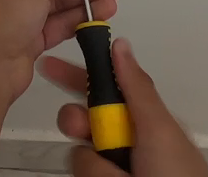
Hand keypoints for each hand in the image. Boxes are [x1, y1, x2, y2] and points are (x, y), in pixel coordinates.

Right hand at [41, 37, 207, 176]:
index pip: (101, 87)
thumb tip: (120, 44)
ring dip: (95, 165)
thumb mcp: (160, 129)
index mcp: (141, 121)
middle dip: (76, 122)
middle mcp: (124, 144)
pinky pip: (80, 175)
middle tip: (83, 130)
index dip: (74, 75)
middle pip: (80, 119)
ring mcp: (112, 169)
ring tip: (119, 176)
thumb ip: (136, 87)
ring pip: (79, 154)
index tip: (48, 66)